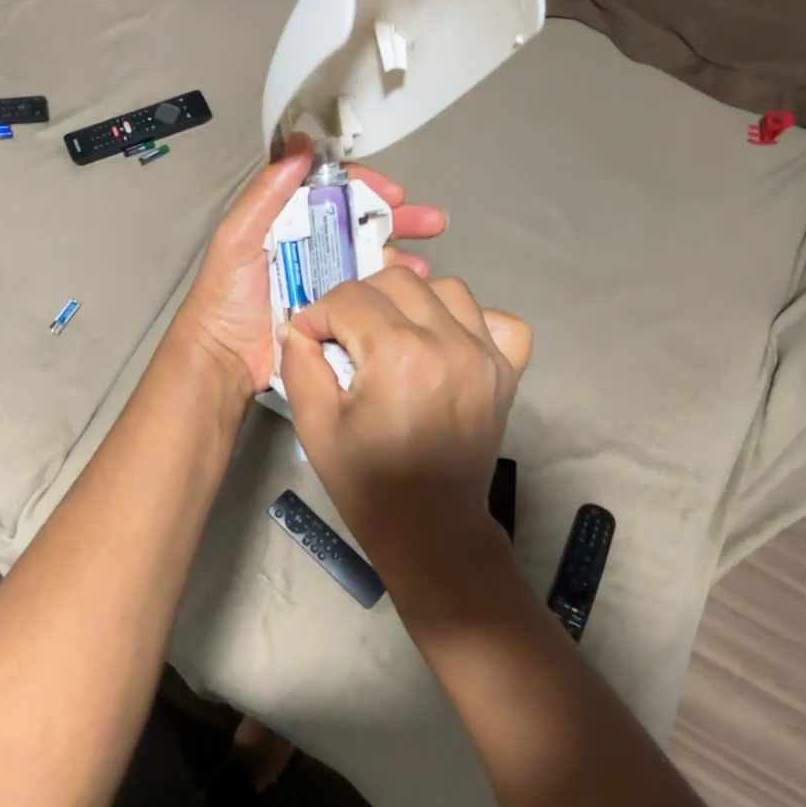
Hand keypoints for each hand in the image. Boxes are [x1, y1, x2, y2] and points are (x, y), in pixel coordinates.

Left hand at [173, 134, 446, 396]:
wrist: (224, 359)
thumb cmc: (225, 297)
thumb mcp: (236, 238)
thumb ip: (265, 194)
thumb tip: (300, 145)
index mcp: (287, 222)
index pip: (333, 191)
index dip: (366, 186)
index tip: (394, 192)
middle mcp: (311, 246)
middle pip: (362, 222)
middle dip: (400, 218)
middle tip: (431, 221)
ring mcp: (326, 280)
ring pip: (372, 257)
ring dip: (402, 254)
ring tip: (420, 264)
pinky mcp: (336, 313)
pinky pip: (370, 294)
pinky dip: (393, 287)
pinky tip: (412, 287)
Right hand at [279, 269, 533, 604]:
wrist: (430, 526)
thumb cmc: (367, 482)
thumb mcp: (315, 427)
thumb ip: (300, 365)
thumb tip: (297, 327)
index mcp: (398, 355)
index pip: (349, 298)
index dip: (319, 315)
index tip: (311, 340)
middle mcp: (448, 341)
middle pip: (397, 280)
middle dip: (360, 300)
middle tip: (347, 337)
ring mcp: (486, 354)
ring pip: (446, 289)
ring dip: (412, 303)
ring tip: (394, 337)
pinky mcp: (507, 370)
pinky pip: (497, 319)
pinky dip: (471, 320)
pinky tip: (446, 344)